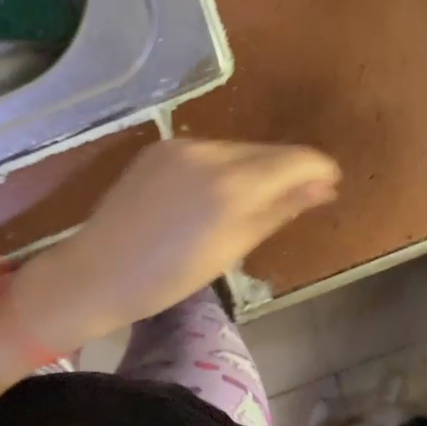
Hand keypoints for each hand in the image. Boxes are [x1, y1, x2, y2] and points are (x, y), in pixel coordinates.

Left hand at [14, 140, 340, 348]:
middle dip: (286, 171)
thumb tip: (323, 188)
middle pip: (266, 151)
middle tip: (296, 200)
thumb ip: (278, 211)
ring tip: (251, 203)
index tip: (330, 185)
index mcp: (231, 186)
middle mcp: (208, 153)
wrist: (96, 272)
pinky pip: (207, 151)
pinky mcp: (159, 147)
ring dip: (254, 168)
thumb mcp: (230, 250)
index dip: (318, 170)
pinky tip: (214, 194)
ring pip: (237, 150)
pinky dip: (222, 167)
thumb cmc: (166, 278)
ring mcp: (180, 147)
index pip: (294, 161)